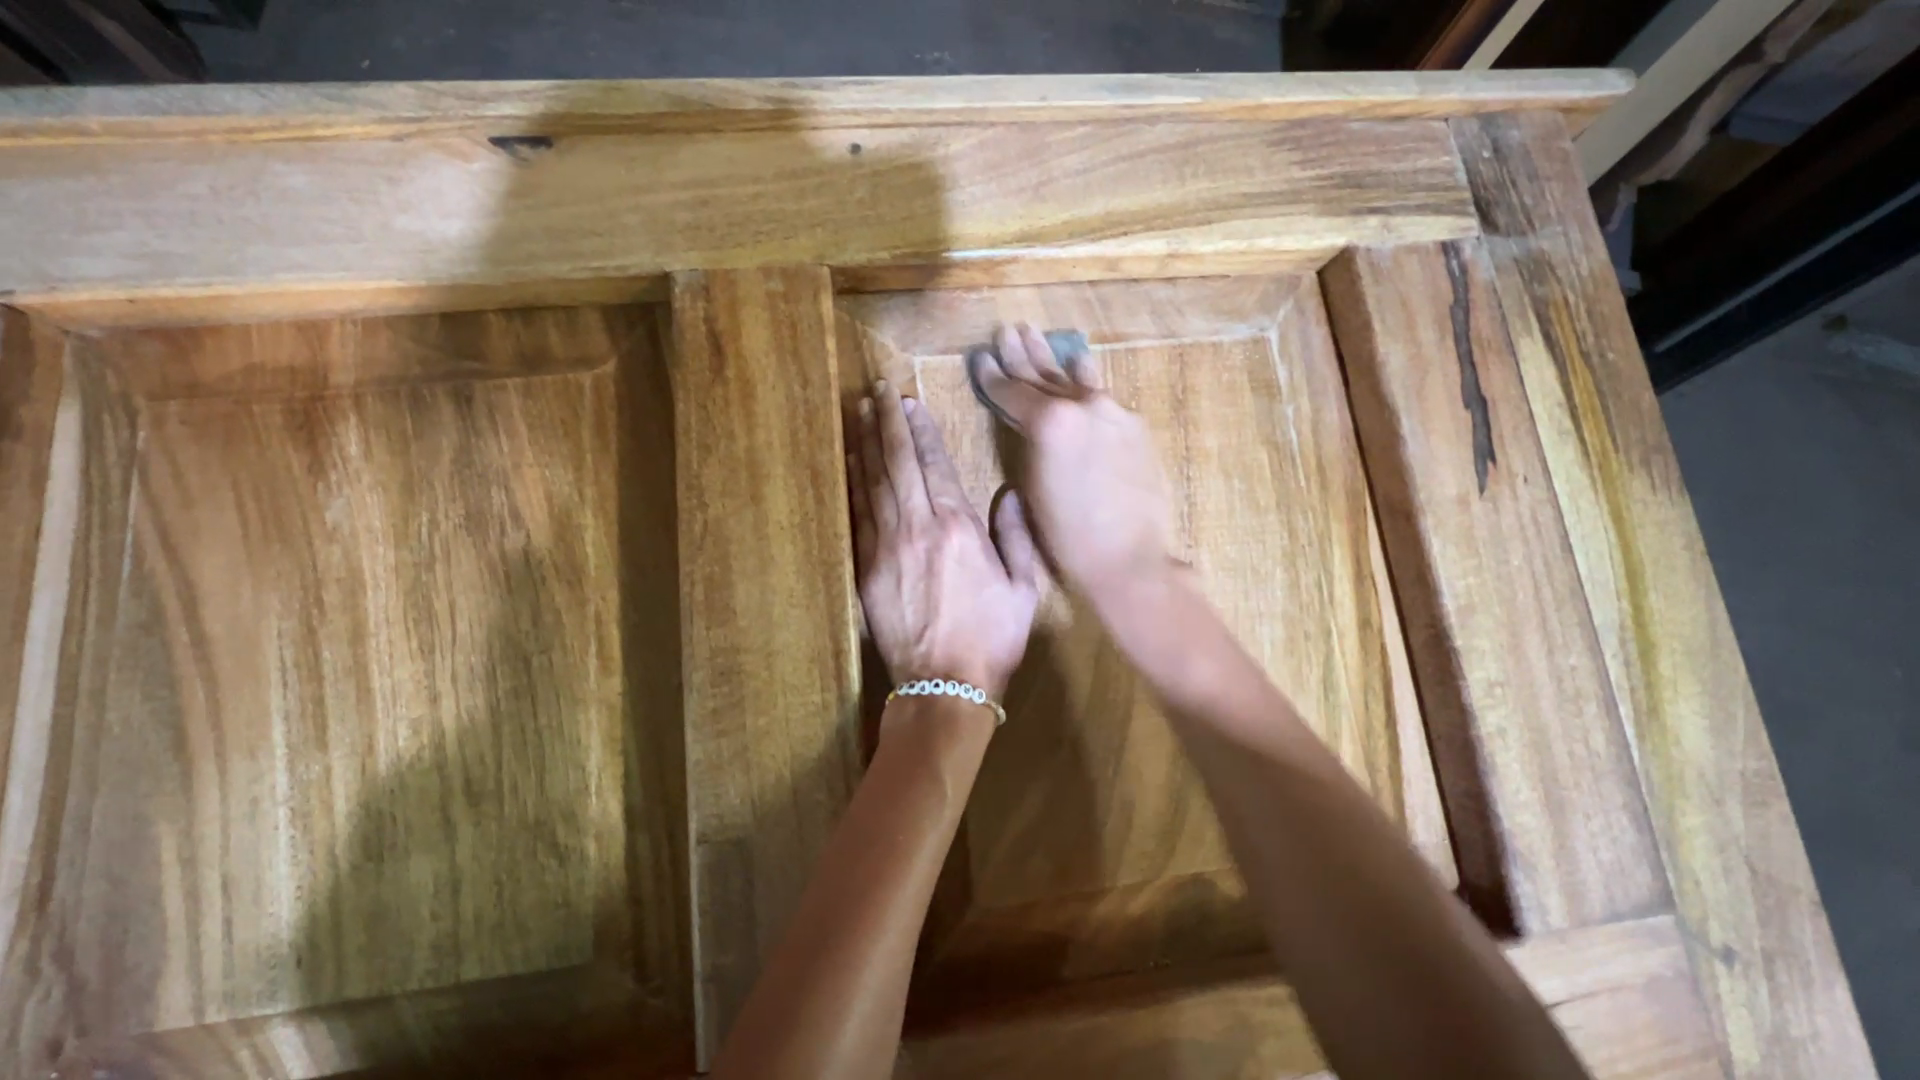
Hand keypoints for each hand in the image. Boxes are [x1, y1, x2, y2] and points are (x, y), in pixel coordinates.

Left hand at [850, 380, 1040, 699]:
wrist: (945, 684)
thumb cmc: (992, 638)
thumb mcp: (1024, 587)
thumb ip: (1016, 535)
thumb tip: (1007, 494)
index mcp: (958, 527)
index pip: (935, 463)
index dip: (920, 428)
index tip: (908, 400)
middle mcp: (917, 527)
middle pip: (897, 462)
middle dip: (886, 422)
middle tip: (876, 390)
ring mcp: (886, 547)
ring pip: (872, 482)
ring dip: (865, 443)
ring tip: (859, 412)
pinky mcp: (866, 569)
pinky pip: (858, 514)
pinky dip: (853, 483)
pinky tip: (851, 462)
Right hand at [970, 324, 1179, 604]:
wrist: (1130, 559)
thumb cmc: (1067, 536)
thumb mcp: (1031, 487)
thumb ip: (1027, 443)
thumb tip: (1025, 421)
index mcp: (1049, 422)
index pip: (1012, 391)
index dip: (992, 377)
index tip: (979, 358)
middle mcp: (1082, 406)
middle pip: (1044, 376)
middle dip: (1022, 354)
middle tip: (1007, 330)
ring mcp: (1113, 412)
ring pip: (1076, 379)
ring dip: (1054, 358)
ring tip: (1037, 334)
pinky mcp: (1135, 427)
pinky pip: (1102, 396)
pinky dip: (1085, 382)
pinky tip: (1079, 367)